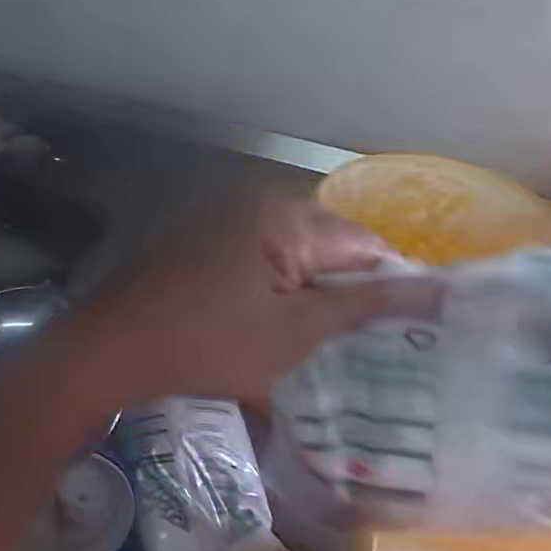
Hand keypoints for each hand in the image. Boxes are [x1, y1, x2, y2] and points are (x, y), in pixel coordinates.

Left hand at [56, 187, 437, 409]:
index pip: (365, 244)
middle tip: (367, 346)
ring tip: (324, 342)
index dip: (390, 288)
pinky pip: (256, 257)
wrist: (115, 345)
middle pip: (327, 245)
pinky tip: (276, 324)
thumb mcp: (295, 331)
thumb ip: (364, 303)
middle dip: (346, 291)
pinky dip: (273, 287)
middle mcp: (252, 204)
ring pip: (291, 254)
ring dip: (309, 292)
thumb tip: (435, 288)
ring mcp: (220, 219)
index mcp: (282, 215)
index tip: (409, 335)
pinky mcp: (200, 240)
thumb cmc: (208, 342)